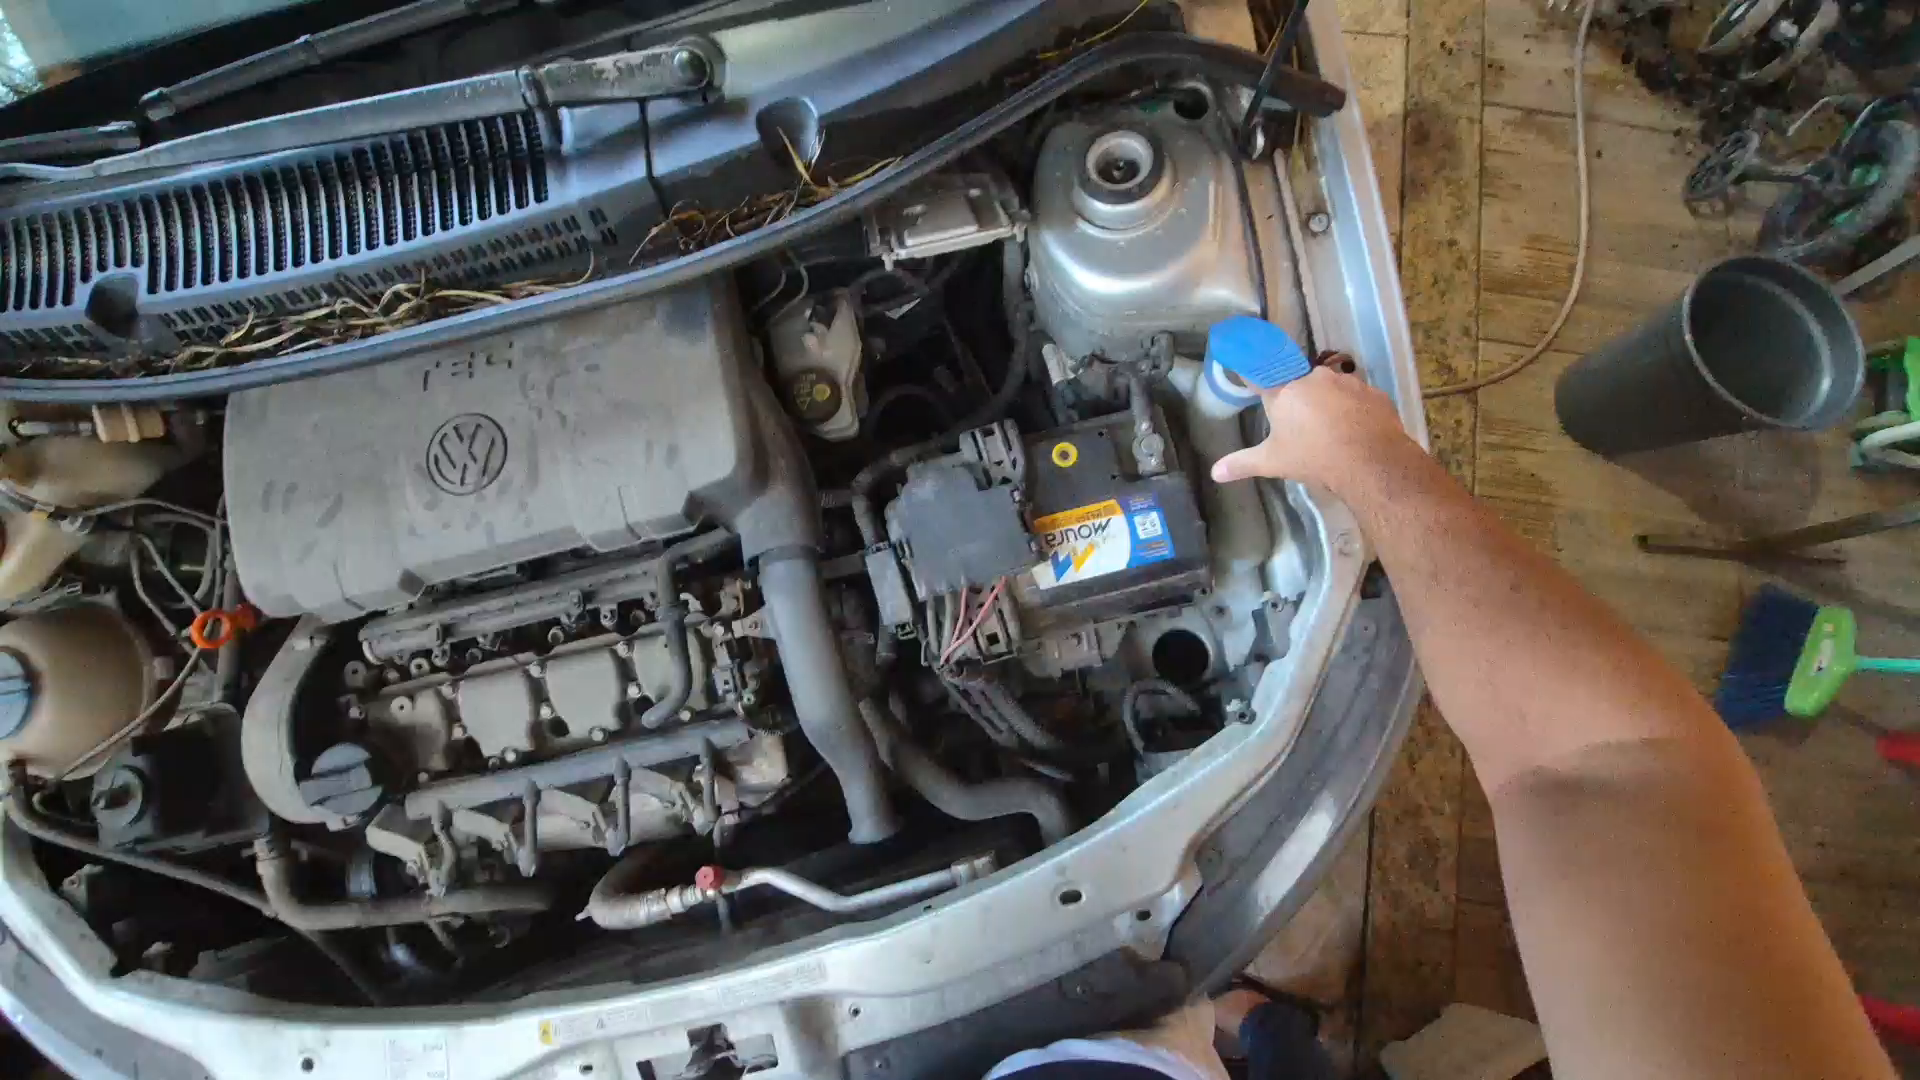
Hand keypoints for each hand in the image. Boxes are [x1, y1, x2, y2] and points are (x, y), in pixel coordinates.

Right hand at [1209, 368, 1421, 493]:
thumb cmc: (1313, 457)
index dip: (1254, 375)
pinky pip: (1356, 397)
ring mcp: (1346, 382)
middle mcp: (1313, 379)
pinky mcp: (1372, 392)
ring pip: (1329, 388)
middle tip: (1299, 426)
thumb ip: (1242, 463)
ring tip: (1329, 430)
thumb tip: (1215, 473)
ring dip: (1326, 403)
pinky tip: (1352, 429)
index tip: (1249, 372)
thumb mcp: (1272, 462)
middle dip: (1298, 400)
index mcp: (1283, 393)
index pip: (1261, 376)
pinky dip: (1352, 409)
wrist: (1370, 460)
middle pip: (1299, 384)